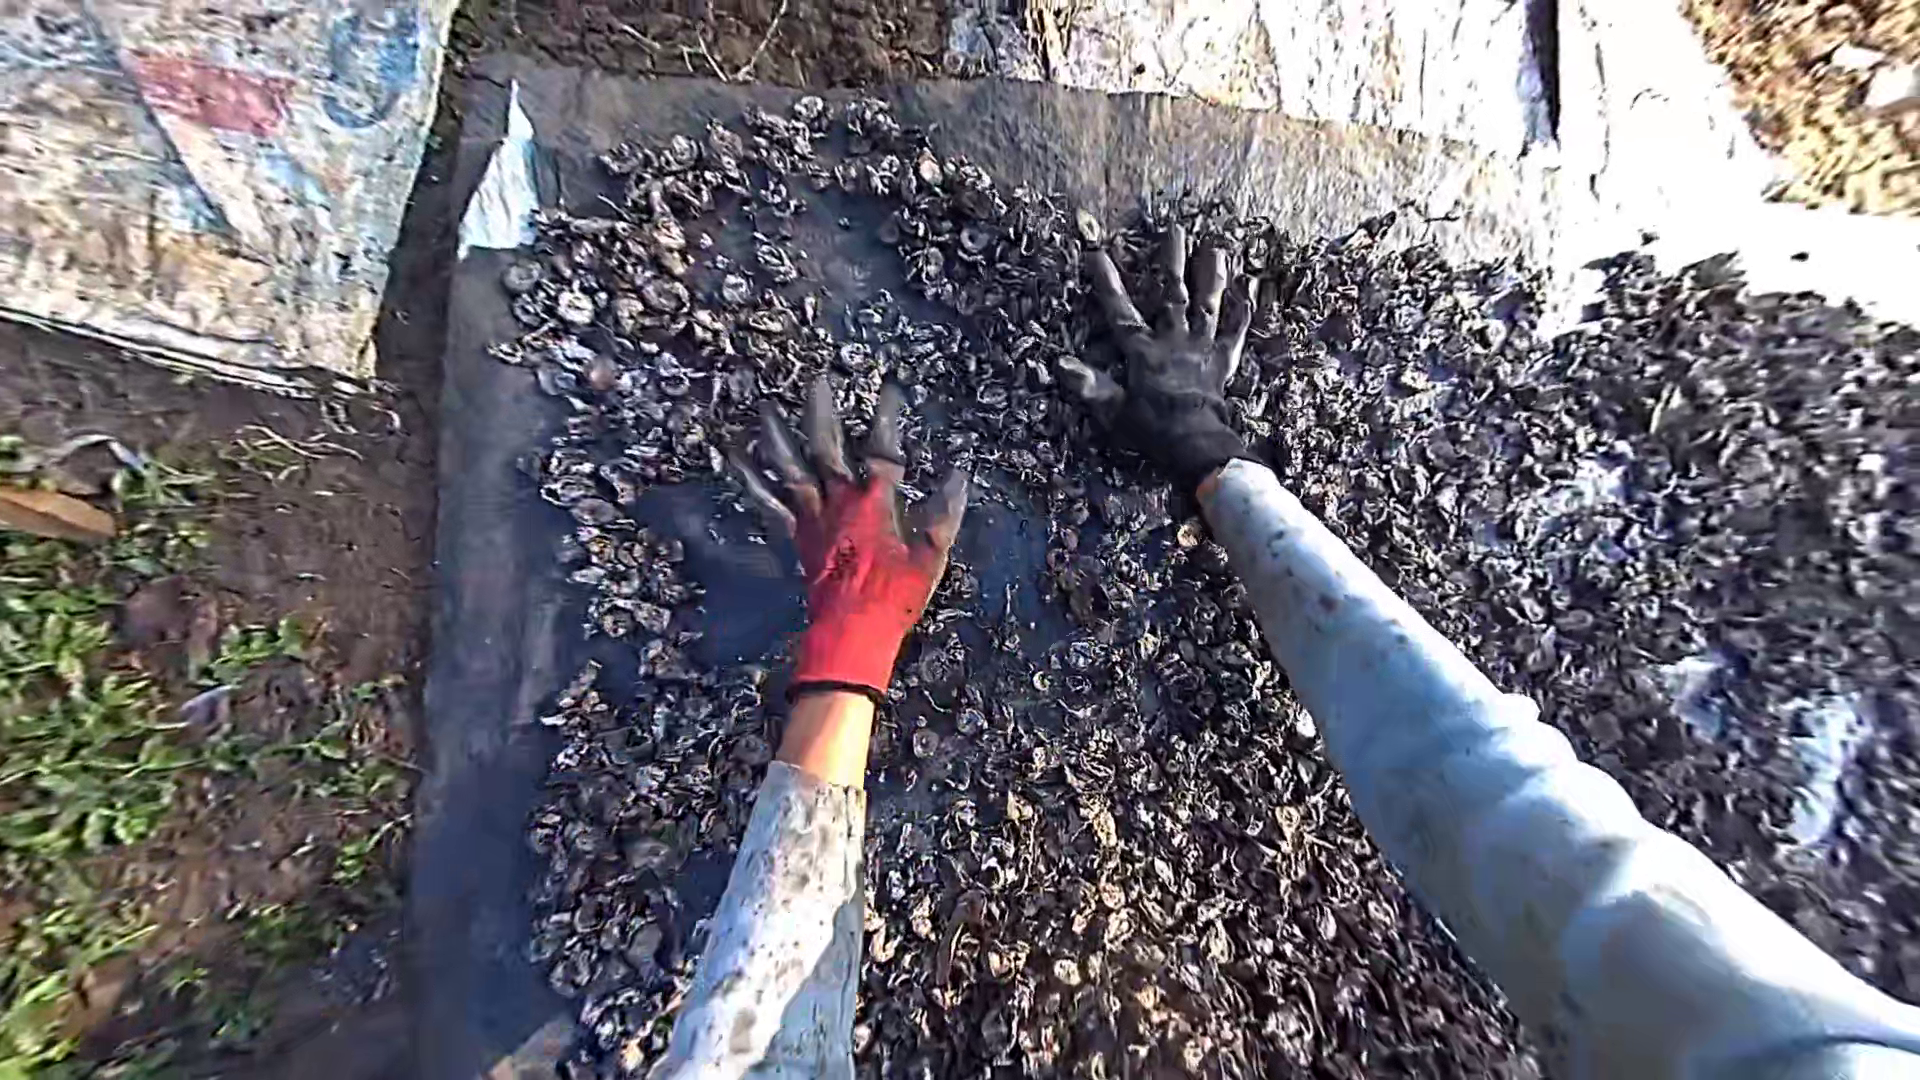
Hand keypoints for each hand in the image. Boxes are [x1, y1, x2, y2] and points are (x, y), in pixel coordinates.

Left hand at [733, 377, 968, 698]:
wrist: (853, 632)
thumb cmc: (896, 596)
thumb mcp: (932, 555)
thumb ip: (944, 512)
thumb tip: (960, 473)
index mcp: (875, 502)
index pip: (883, 447)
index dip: (888, 414)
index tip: (892, 386)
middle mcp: (839, 501)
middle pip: (826, 446)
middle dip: (822, 409)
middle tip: (817, 378)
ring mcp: (813, 517)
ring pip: (790, 468)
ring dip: (777, 436)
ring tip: (765, 407)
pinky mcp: (797, 535)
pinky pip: (768, 503)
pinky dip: (750, 480)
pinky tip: (735, 458)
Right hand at [1061, 224, 1256, 490]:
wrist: (1194, 442)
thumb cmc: (1150, 429)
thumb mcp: (1112, 411)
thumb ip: (1089, 386)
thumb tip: (1059, 363)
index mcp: (1143, 352)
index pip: (1120, 313)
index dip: (1108, 284)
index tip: (1098, 254)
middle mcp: (1173, 341)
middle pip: (1171, 296)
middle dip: (1171, 263)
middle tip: (1176, 230)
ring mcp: (1201, 349)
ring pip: (1206, 306)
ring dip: (1211, 277)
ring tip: (1216, 248)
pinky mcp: (1222, 362)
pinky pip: (1234, 334)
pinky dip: (1241, 314)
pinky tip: (1248, 293)